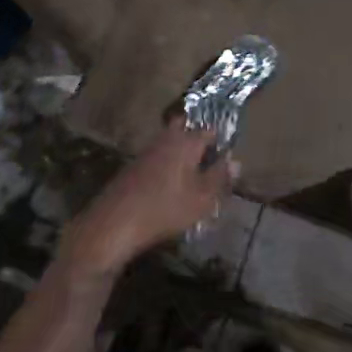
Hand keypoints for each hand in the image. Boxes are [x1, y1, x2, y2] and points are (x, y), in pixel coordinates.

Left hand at [60, 120, 232, 276]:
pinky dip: (167, 165)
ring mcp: (146, 151)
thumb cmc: (165, 209)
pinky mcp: (133, 166)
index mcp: (186, 142)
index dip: (220, 141)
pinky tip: (170, 185)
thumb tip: (235, 160)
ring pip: (169, 142)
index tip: (227, 156)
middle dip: (198, 140)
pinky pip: (157, 157)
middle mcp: (165, 139)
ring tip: (193, 176)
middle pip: (185, 129)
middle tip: (209, 161)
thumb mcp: (202, 198)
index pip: (209, 130)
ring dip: (181, 153)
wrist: (115, 222)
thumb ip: (220, 177)